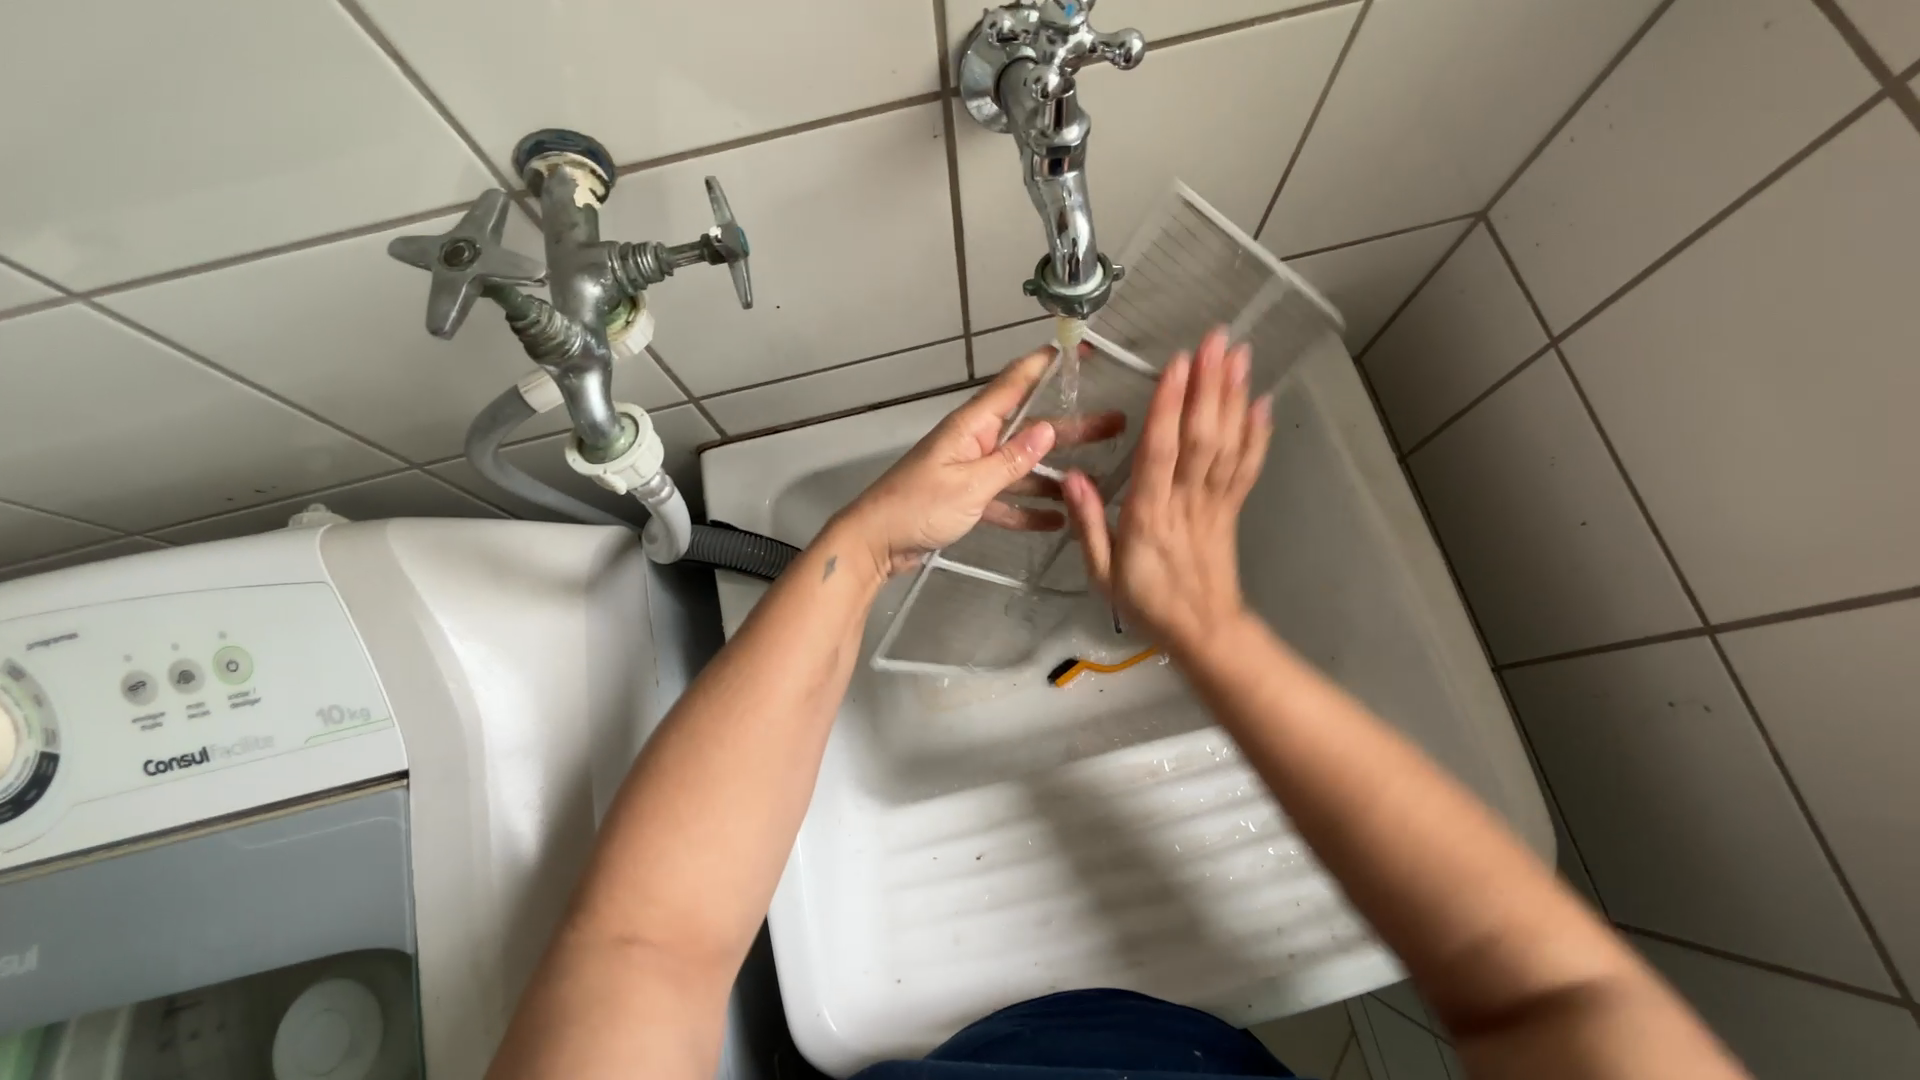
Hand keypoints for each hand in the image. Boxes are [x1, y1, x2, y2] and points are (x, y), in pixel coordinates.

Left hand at [833, 350, 1121, 577]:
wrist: (875, 542)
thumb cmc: (915, 506)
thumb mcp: (970, 484)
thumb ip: (1011, 460)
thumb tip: (1048, 430)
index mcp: (973, 426)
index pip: (1016, 383)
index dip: (1049, 364)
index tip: (1082, 352)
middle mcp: (975, 442)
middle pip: (1030, 428)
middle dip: (1071, 426)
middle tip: (1114, 425)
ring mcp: (972, 470)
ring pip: (1022, 466)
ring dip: (1056, 474)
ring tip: (1096, 479)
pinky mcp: (967, 499)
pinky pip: (1006, 499)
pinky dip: (1028, 509)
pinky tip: (1057, 520)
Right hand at [1062, 327, 1271, 653]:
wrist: (1202, 633)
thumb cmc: (1147, 604)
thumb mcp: (1101, 573)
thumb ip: (1088, 524)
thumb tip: (1071, 477)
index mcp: (1149, 517)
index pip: (1160, 453)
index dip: (1168, 407)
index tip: (1175, 366)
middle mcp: (1186, 502)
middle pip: (1201, 437)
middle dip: (1207, 385)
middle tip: (1215, 340)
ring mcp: (1214, 504)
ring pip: (1226, 445)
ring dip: (1233, 397)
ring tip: (1238, 355)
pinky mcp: (1231, 510)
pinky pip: (1246, 468)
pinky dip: (1255, 434)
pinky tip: (1261, 403)